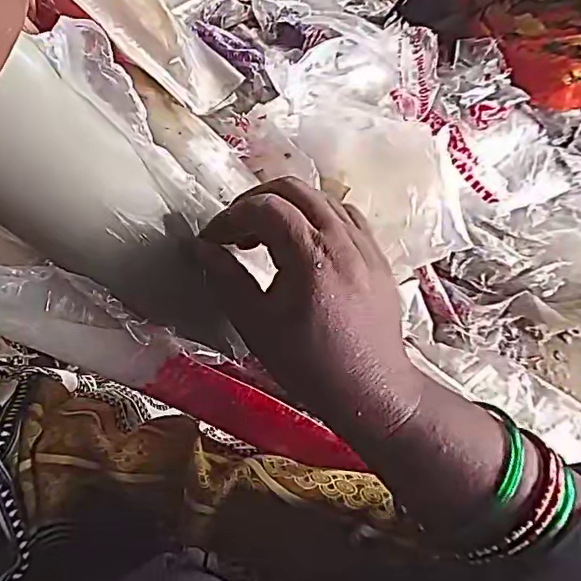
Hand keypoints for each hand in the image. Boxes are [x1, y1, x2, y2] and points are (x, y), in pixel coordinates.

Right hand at [196, 178, 426, 440]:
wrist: (371, 391)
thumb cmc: (308, 363)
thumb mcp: (255, 323)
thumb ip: (226, 278)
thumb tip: (203, 248)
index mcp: (311, 256)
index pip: (264, 208)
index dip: (229, 218)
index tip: (211, 240)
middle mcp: (342, 241)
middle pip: (293, 189)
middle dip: (254, 202)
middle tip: (233, 230)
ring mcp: (365, 246)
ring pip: (320, 197)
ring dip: (284, 207)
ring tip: (263, 238)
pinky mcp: (377, 256)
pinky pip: (344, 215)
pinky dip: (314, 217)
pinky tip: (300, 244)